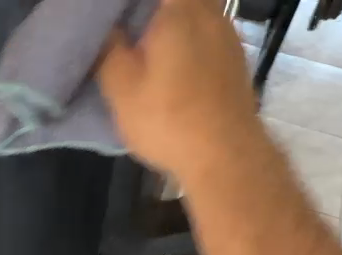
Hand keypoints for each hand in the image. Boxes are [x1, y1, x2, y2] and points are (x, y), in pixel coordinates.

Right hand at [96, 0, 264, 179]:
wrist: (223, 153)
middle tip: (128, 31)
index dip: (129, 8)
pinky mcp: (234, 54)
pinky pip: (208, 29)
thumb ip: (109, 53)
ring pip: (197, 9)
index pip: (148, 0)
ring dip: (174, 21)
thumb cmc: (167, 120)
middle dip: (151, 12)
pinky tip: (178, 62)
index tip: (116, 21)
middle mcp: (207, 9)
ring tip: (150, 44)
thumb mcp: (122, 92)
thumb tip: (106, 28)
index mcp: (177, 10)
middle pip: (176, 1)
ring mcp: (226, 30)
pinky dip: (191, 36)